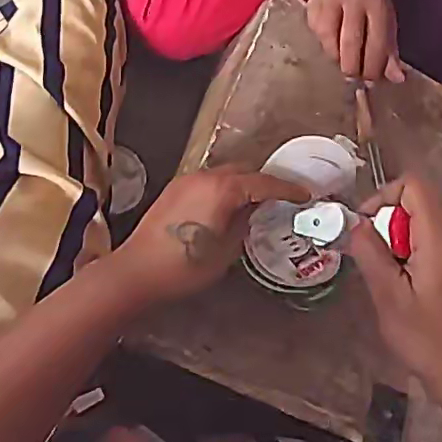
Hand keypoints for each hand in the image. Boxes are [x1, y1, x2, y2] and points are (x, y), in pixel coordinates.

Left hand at [108, 167, 308, 304]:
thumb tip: (256, 208)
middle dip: (264, 182)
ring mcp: (187, 180)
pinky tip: (226, 207)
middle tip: (281, 198)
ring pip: (224, 173)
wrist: (136, 271)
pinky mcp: (174, 189)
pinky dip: (223, 187)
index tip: (304, 194)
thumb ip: (246, 222)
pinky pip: (208, 180)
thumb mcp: (227, 249)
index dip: (287, 188)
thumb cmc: (186, 266)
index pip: (264, 182)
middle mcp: (206, 176)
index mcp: (223, 188)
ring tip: (255, 203)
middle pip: (244, 170)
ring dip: (242, 184)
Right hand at [306, 0, 405, 83]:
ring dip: (335, 56)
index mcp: (377, 5)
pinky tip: (331, 43)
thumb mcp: (387, 23)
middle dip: (351, 66)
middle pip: (350, 43)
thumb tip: (396, 79)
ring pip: (328, 39)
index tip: (371, 79)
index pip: (376, 42)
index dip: (373, 66)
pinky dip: (323, 43)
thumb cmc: (373, 3)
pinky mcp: (314, 1)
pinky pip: (315, 31)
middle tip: (353, 76)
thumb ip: (390, 51)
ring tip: (341, 59)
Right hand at [343, 176, 441, 432]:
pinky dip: (422, 265)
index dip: (384, 195)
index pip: (414, 185)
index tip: (366, 228)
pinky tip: (420, 305)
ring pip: (429, 235)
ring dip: (405, 251)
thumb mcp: (390, 300)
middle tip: (381, 273)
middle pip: (420, 210)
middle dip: (391, 232)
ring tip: (398, 295)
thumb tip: (356, 223)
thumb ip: (370, 254)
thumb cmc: (433, 344)